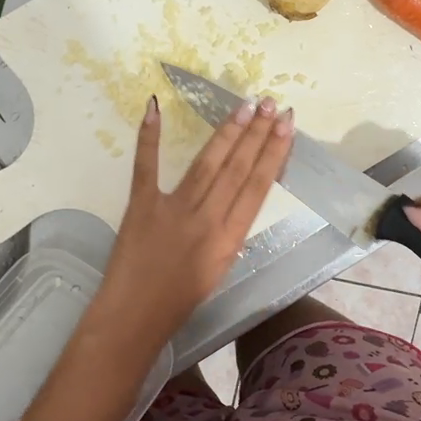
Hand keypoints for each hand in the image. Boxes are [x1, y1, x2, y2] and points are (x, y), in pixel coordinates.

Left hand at [95, 94, 295, 336]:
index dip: (274, 152)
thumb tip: (242, 195)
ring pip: (206, 163)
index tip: (286, 125)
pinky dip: (150, 136)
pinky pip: (146, 165)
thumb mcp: (220, 267)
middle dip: (256, 133)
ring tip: (244, 106)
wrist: (134, 317)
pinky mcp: (140, 205)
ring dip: (227, 132)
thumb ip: (231, 230)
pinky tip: (156, 107)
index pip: (258, 186)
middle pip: (237, 168)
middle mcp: (206, 220)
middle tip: (269, 103)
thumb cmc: (180, 300)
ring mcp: (172, 209)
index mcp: (229, 239)